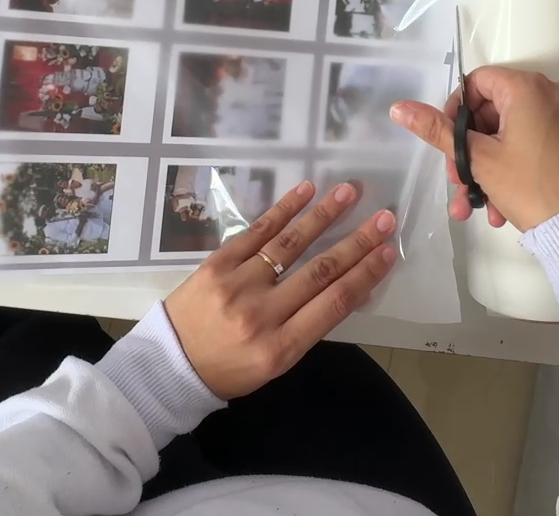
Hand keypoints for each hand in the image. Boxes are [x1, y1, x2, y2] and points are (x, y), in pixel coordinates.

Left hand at [164, 180, 397, 398]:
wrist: (169, 364)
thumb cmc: (231, 367)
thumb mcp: (277, 362)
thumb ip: (312, 324)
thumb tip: (355, 286)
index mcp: (281, 348)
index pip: (334, 304)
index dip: (366, 275)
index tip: (390, 251)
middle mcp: (262, 314)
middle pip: (320, 271)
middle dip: (358, 242)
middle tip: (385, 218)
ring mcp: (238, 285)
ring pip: (291, 244)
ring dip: (325, 215)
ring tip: (351, 192)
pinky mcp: (217, 263)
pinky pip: (257, 231)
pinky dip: (284, 209)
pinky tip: (307, 191)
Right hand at [390, 66, 558, 231]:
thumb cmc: (533, 187)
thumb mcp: (478, 159)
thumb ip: (437, 131)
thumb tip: (400, 107)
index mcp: (528, 88)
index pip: (477, 82)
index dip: (455, 111)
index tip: (447, 143)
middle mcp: (551, 94)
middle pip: (493, 112)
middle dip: (469, 150)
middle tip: (458, 182)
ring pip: (511, 135)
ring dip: (487, 168)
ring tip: (475, 205)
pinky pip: (533, 146)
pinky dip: (513, 169)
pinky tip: (500, 208)